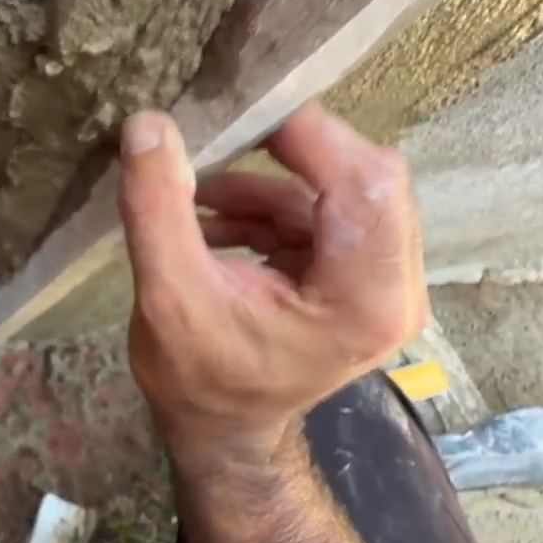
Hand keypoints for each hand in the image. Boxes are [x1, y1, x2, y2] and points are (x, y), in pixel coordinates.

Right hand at [116, 105, 429, 480]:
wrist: (218, 428)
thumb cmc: (196, 378)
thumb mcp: (165, 296)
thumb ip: (157, 209)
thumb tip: (148, 125)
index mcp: (366, 301)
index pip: (366, 184)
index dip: (308, 137)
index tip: (239, 113)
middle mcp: (394, 287)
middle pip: (362, 180)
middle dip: (284, 155)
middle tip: (214, 143)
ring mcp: (379, 281)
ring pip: (335, 192)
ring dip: (262, 185)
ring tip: (193, 197)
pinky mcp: (351, 276)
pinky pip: (317, 214)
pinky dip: (262, 208)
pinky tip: (208, 221)